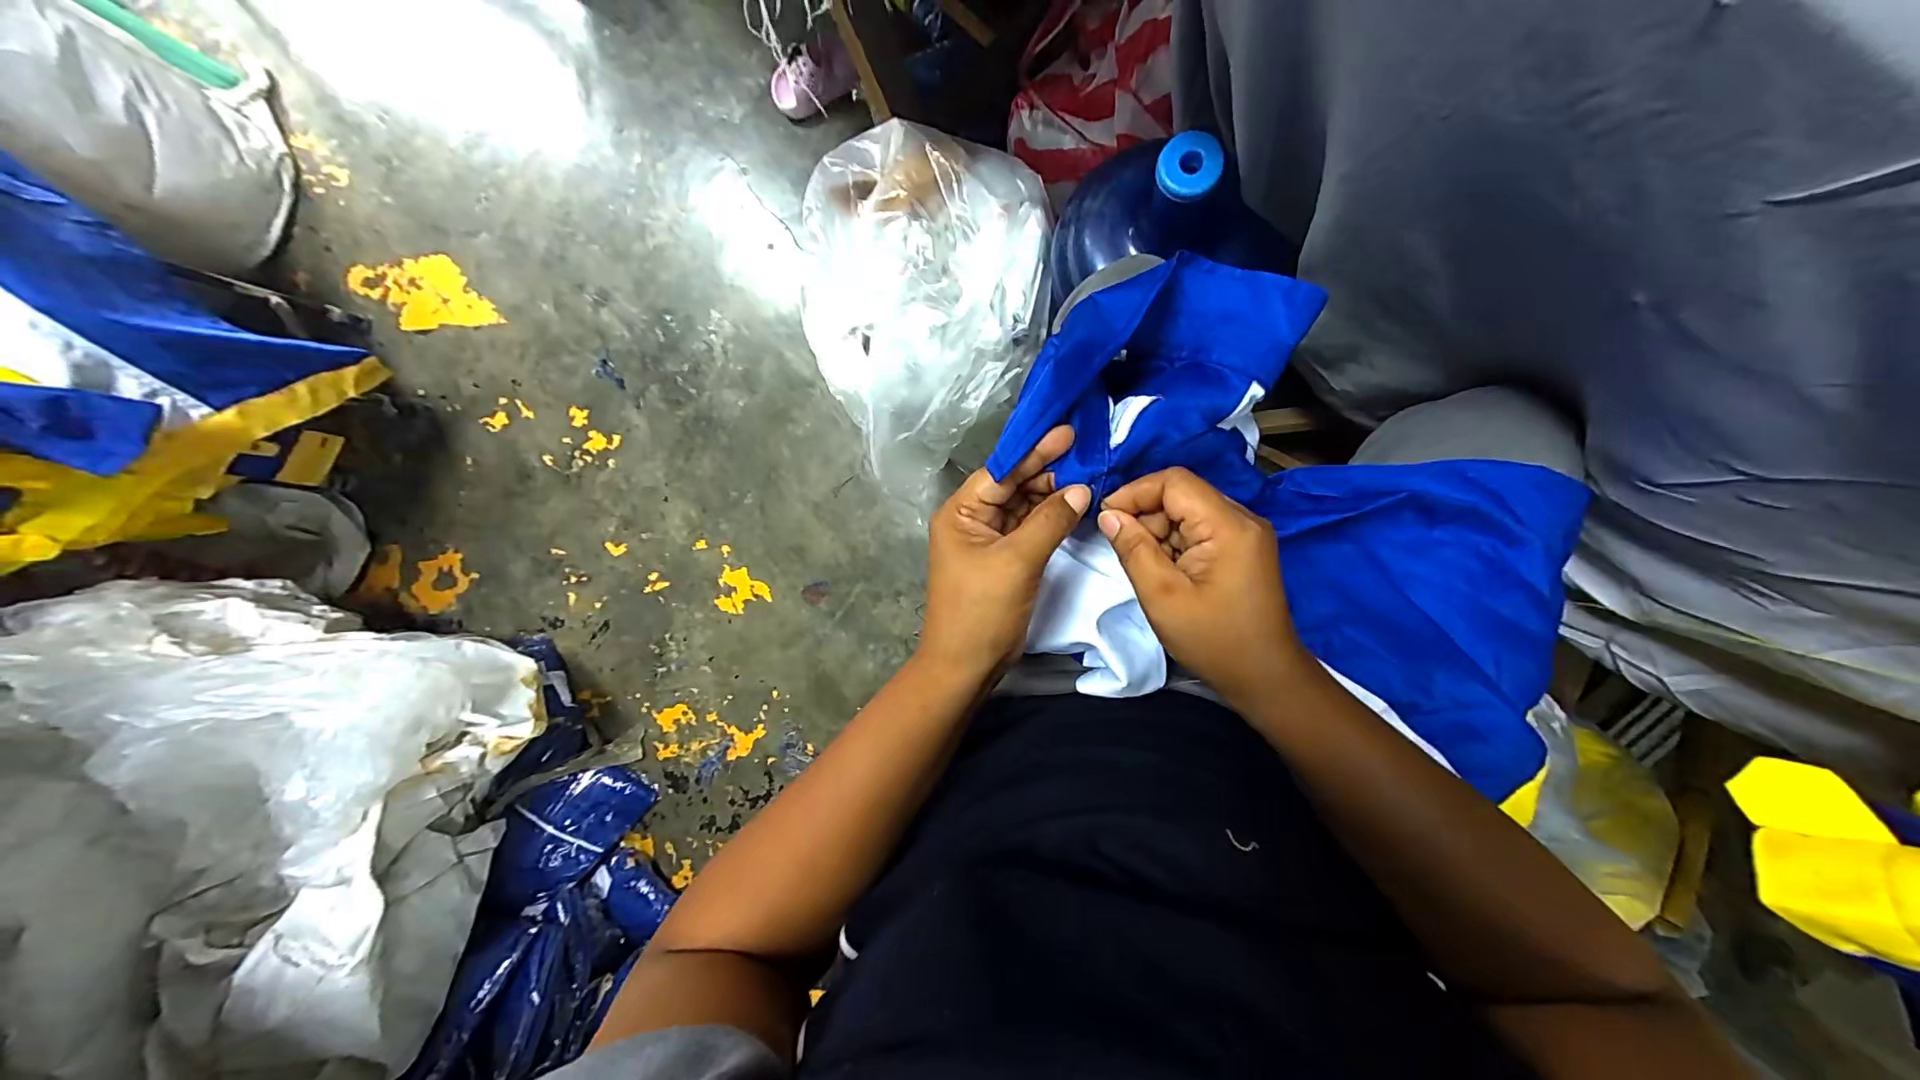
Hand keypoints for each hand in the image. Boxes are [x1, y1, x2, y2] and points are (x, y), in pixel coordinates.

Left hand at [921, 425, 1090, 676]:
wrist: (966, 665)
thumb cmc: (982, 610)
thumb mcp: (1017, 561)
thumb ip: (1050, 520)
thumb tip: (1081, 488)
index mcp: (961, 512)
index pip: (1001, 471)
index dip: (1034, 451)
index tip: (1068, 433)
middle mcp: (972, 520)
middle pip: (1013, 485)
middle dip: (1047, 471)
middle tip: (1087, 455)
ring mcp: (988, 540)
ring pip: (1024, 507)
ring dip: (1052, 494)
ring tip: (1088, 475)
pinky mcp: (1004, 558)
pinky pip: (1029, 528)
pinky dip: (1051, 518)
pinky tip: (1075, 505)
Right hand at [1098, 467, 1309, 705]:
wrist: (1265, 677)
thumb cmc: (1213, 640)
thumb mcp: (1162, 596)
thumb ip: (1133, 549)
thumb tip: (1109, 515)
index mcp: (1228, 525)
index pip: (1175, 481)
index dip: (1135, 492)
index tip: (1107, 518)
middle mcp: (1242, 519)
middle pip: (1182, 494)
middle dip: (1146, 515)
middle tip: (1123, 548)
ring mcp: (1246, 534)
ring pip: (1189, 512)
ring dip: (1159, 531)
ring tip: (1146, 566)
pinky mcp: (1243, 549)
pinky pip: (1200, 530)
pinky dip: (1176, 543)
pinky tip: (1166, 571)